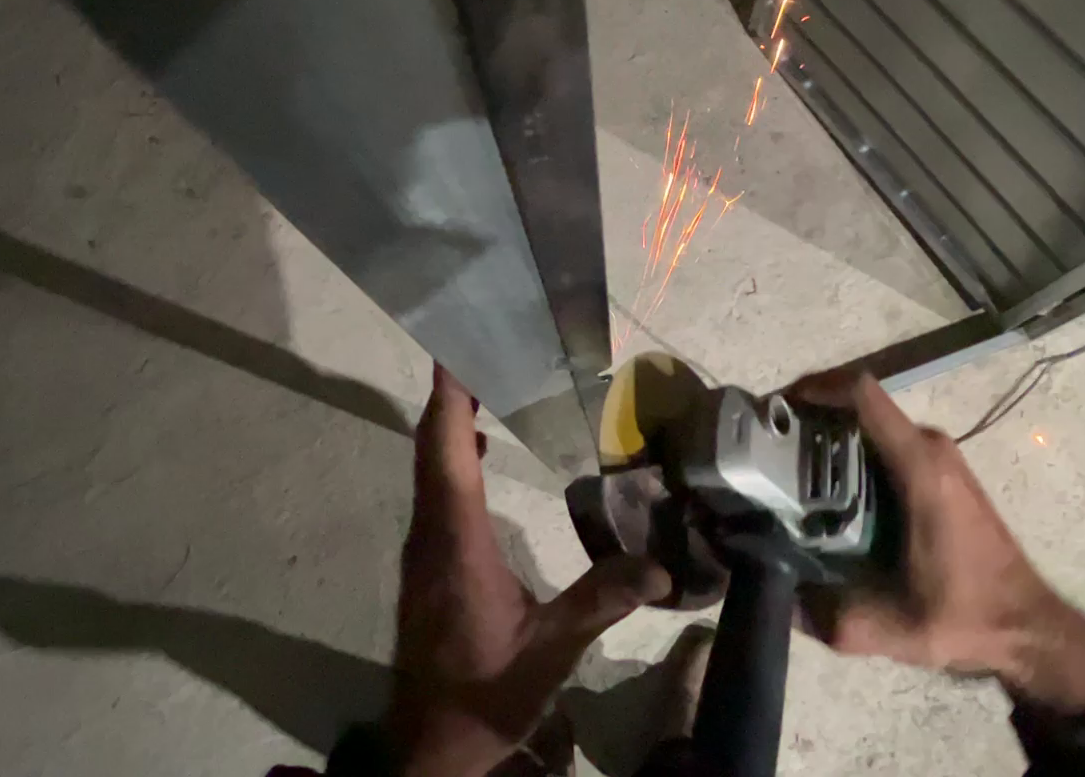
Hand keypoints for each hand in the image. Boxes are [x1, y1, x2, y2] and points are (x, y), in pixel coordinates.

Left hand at [386, 367, 670, 776]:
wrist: (432, 743)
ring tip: (482, 383)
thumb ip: (601, 601)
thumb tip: (660, 566)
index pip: (446, 451)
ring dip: (449, 420)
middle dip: (452, 393)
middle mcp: (431, 532)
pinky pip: (435, 486)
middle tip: (480, 347)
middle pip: (431, 446)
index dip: (450, 397)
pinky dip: (452, 452)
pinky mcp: (428, 558)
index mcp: (457, 541)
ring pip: (428, 464)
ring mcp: (424, 545)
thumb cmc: (488, 691)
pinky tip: (479, 450)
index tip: (455, 349)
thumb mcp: (551, 650)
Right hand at [794, 372, 1084, 711]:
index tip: (776, 408)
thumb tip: (775, 596)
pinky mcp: (940, 469)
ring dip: (828, 432)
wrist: (1029, 629)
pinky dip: (850, 448)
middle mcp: (931, 447)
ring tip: (786, 463)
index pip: (863, 394)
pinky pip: (884, 439)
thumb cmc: (966, 617)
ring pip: (871, 421)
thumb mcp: (894, 627)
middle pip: (859, 403)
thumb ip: (831, 617)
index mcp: (920, 467)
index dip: (814, 387)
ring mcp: (939, 455)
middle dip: (810, 413)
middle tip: (768, 443)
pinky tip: (825, 485)